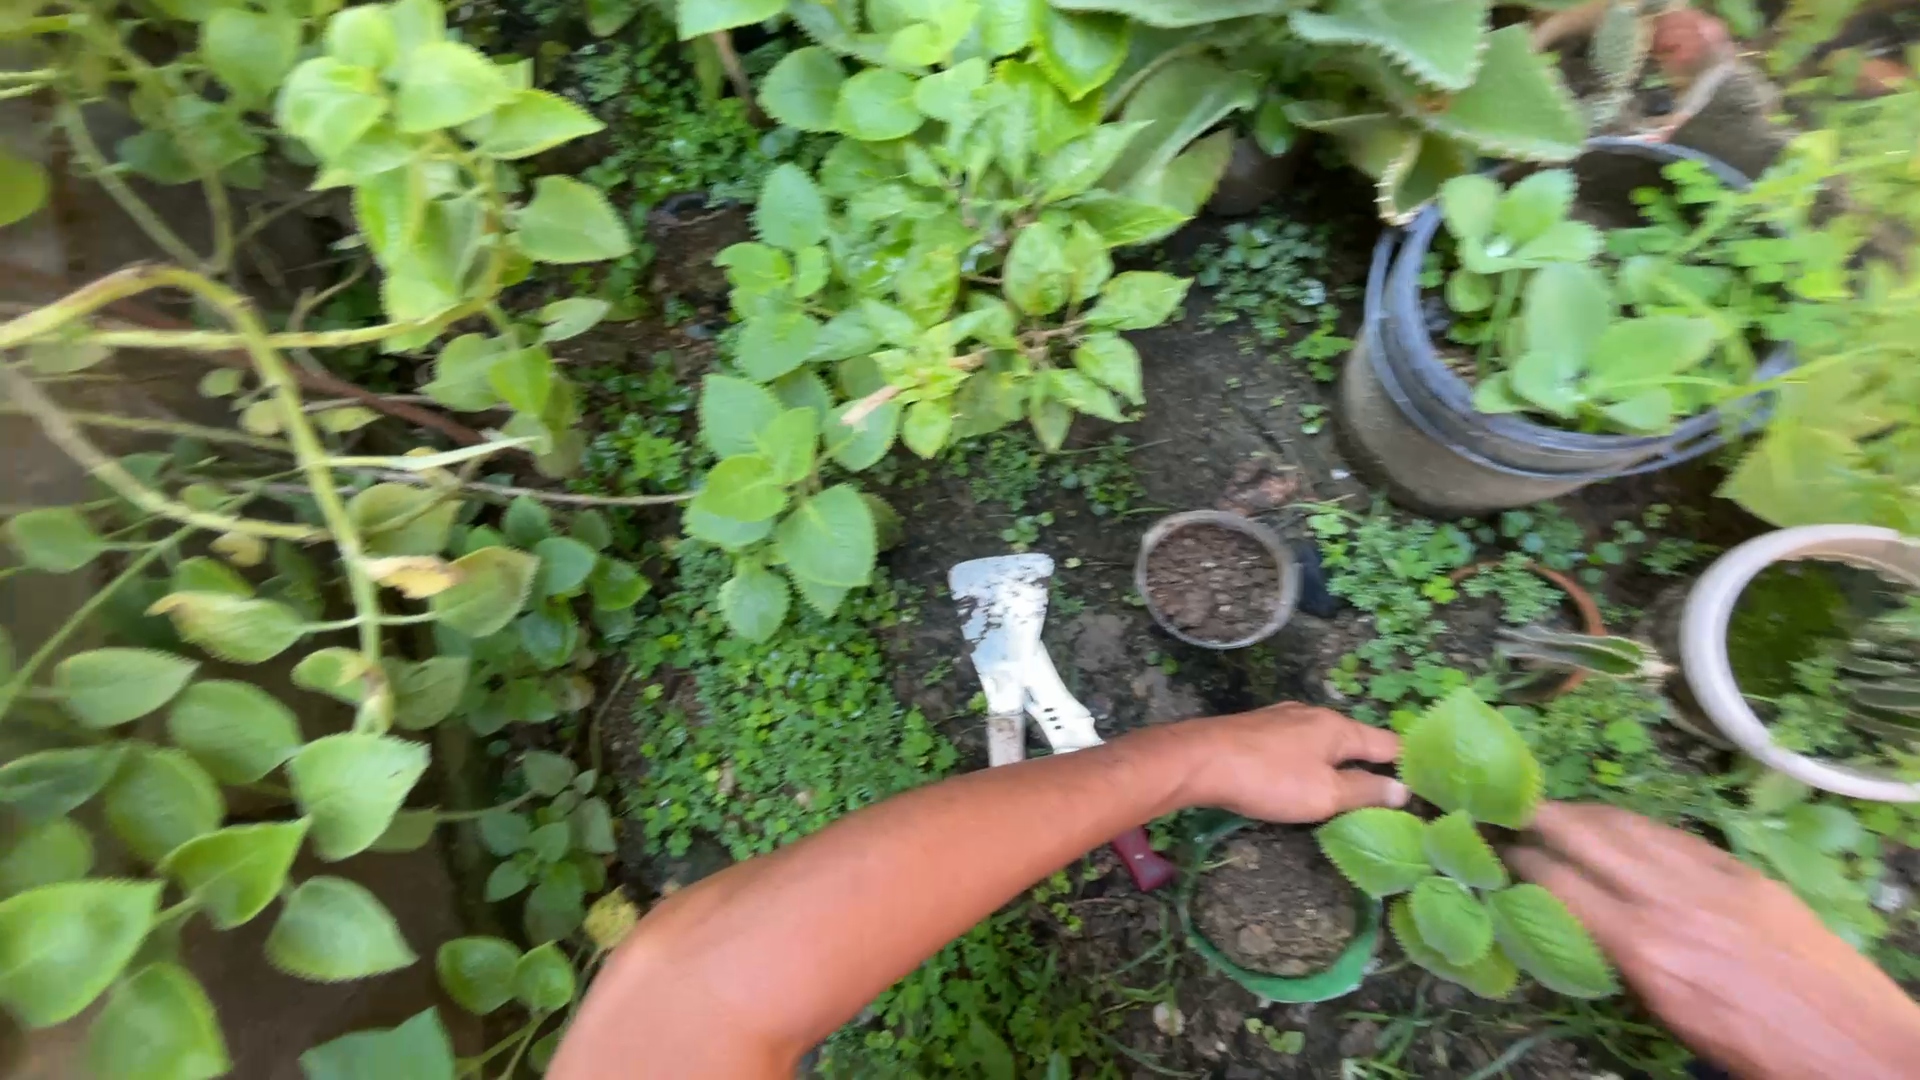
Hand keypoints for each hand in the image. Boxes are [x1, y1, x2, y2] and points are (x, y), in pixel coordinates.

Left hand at [1169, 703, 1407, 822]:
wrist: (1199, 760)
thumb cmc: (1269, 778)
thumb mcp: (1326, 793)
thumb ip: (1365, 791)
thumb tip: (1403, 789)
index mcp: (1336, 727)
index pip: (1387, 744)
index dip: (1409, 765)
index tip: (1429, 787)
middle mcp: (1311, 715)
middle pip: (1354, 740)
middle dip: (1373, 763)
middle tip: (1394, 794)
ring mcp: (1280, 719)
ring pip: (1323, 742)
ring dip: (1339, 763)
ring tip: (1354, 789)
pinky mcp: (1257, 730)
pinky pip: (1297, 746)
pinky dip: (1311, 762)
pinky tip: (1307, 778)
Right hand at [1508, 802, 1919, 1079]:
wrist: (1875, 1060)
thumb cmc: (1755, 1051)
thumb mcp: (1666, 1013)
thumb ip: (1610, 953)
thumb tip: (1562, 914)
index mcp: (1643, 947)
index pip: (1552, 879)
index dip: (1513, 857)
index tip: (1491, 849)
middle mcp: (1667, 901)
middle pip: (1578, 832)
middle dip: (1533, 816)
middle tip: (1506, 812)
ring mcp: (1710, 879)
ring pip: (1620, 821)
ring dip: (1576, 812)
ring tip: (1552, 812)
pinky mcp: (1745, 872)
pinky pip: (1668, 833)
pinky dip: (1628, 825)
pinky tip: (1614, 829)